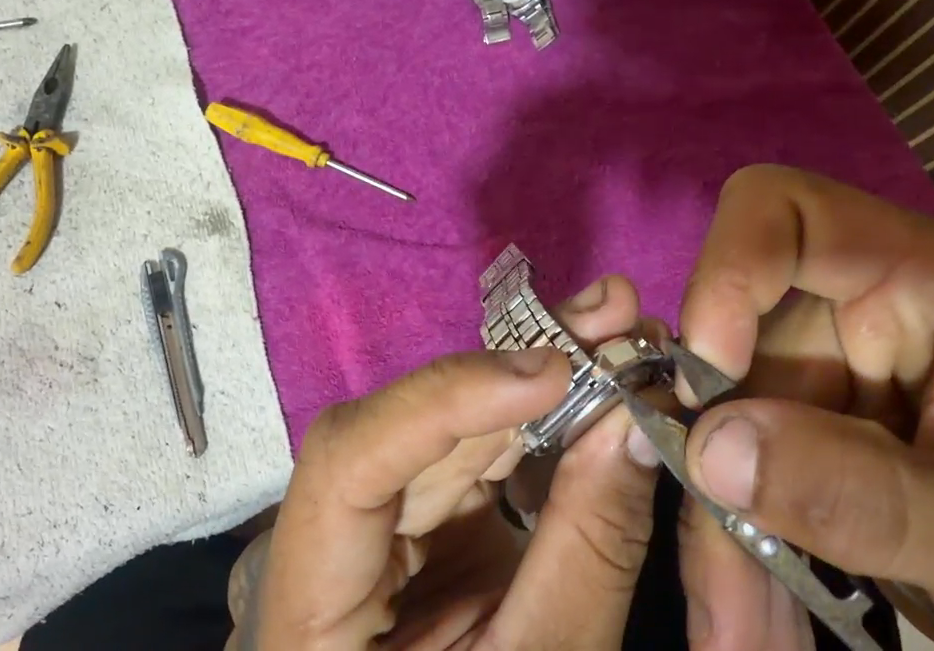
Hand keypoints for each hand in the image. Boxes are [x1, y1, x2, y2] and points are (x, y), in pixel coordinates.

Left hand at [229, 277, 659, 649]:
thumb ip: (584, 553)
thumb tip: (630, 421)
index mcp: (302, 614)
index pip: (347, 462)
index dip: (442, 400)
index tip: (548, 372)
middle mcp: (320, 551)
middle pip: (405, 433)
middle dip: (515, 374)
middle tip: (612, 319)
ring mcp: (371, 539)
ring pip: (446, 437)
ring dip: (535, 386)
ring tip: (616, 331)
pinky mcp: (418, 538)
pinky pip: (473, 468)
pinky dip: (537, 430)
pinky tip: (591, 387)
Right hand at [672, 166, 933, 650]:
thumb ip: (865, 495)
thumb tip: (709, 447)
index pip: (792, 214)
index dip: (730, 270)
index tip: (709, 380)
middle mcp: (879, 314)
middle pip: (741, 330)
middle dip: (714, 440)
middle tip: (713, 557)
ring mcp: (851, 377)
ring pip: (732, 409)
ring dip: (721, 512)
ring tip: (735, 626)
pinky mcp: (832, 435)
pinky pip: (750, 461)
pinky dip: (738, 532)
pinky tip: (751, 612)